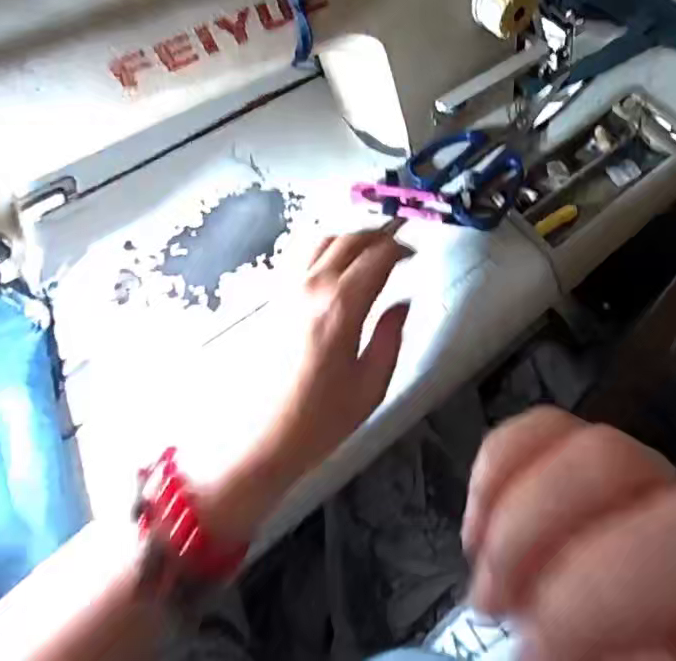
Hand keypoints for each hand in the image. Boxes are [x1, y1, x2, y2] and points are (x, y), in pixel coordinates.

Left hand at [198, 227, 413, 546]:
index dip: (401, 248)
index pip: (377, 256)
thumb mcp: (371, 384)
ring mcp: (288, 289)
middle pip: (350, 239)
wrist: (260, 440)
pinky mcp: (274, 298)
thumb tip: (402, 303)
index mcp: (342, 305)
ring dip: (351, 236)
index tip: (414, 253)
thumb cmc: (321, 419)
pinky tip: (336, 263)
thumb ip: (391, 335)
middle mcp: (313, 286)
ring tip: (370, 248)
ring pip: (323, 239)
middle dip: (379, 235)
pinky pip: (302, 256)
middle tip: (399, 244)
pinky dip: (326, 247)